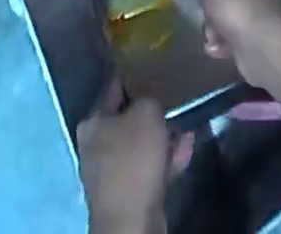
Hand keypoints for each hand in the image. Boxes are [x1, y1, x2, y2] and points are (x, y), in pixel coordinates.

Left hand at [76, 79, 186, 233]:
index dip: (135, 73)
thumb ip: (150, 96)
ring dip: (164, 133)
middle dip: (154, 108)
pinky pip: (150, 165)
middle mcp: (97, 144)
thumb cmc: (133, 159)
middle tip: (175, 95)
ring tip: (187, 121)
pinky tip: (187, 145)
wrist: (132, 222)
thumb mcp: (146, 113)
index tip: (155, 63)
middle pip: (129, 116)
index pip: (114, 86)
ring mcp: (111, 170)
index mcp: (93, 121)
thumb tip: (153, 95)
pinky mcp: (128, 191)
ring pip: (142, 142)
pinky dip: (167, 156)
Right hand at [198, 0, 280, 87]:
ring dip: (211, 29)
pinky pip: (229, 38)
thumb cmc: (232, 3)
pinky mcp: (253, 36)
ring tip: (212, 37)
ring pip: (222, 17)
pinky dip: (221, 44)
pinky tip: (217, 49)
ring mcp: (253, 12)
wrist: (260, 43)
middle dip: (207, 7)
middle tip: (203, 14)